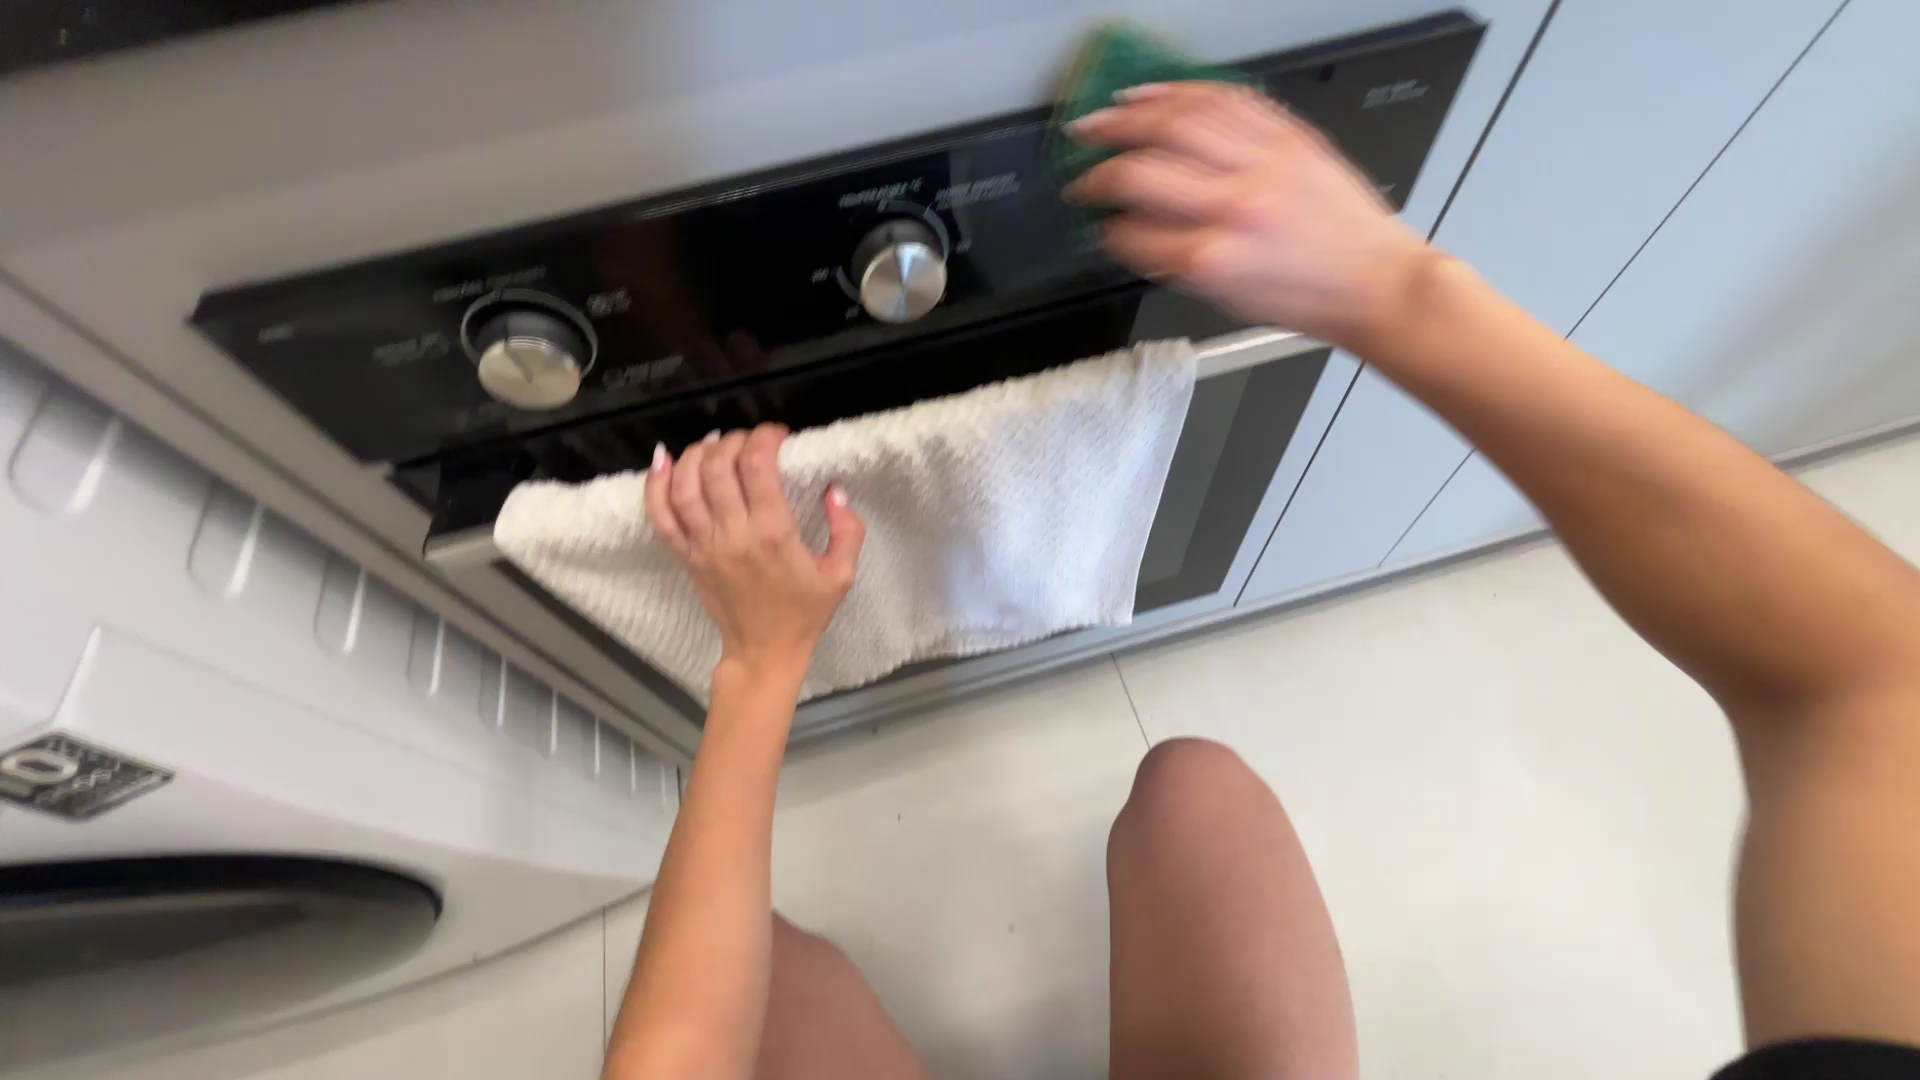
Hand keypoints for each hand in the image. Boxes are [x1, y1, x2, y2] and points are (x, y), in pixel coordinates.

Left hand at [645, 424, 865, 683]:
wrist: (765, 651)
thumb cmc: (805, 613)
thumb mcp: (842, 574)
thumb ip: (848, 530)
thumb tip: (835, 490)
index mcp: (774, 535)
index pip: (758, 467)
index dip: (765, 438)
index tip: (778, 435)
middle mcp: (734, 535)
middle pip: (718, 468)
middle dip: (733, 441)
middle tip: (748, 440)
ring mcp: (704, 546)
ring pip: (686, 485)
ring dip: (697, 454)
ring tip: (714, 444)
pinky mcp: (687, 557)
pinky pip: (661, 516)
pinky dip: (656, 485)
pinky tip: (664, 461)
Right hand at [1064, 81, 1434, 349]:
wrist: (1370, 280)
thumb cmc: (1300, 299)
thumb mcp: (1221, 298)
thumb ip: (1171, 261)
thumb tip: (1130, 231)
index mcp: (1212, 258)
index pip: (1133, 232)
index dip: (1106, 227)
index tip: (1097, 222)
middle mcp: (1233, 205)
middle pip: (1144, 171)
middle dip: (1100, 168)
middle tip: (1080, 165)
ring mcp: (1262, 163)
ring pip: (1179, 121)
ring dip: (1129, 117)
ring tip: (1101, 119)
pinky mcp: (1288, 135)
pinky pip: (1224, 99)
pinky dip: (1180, 92)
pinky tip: (1152, 94)